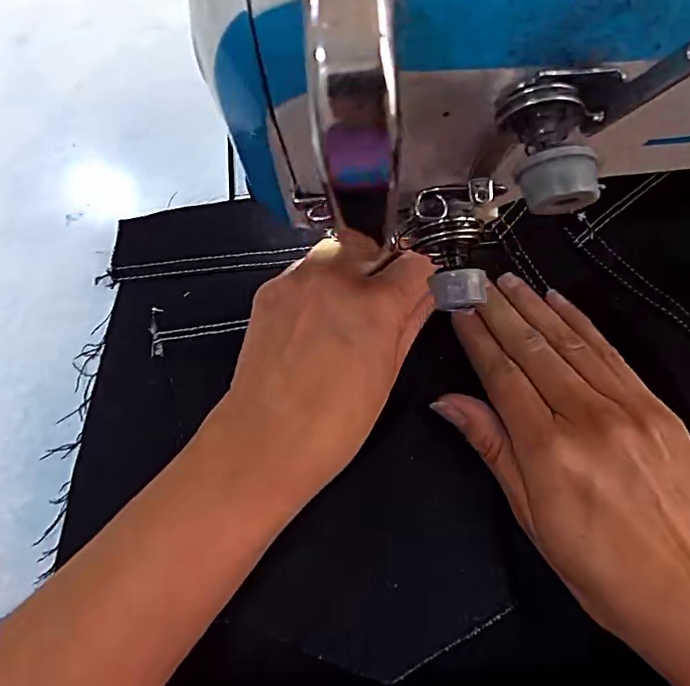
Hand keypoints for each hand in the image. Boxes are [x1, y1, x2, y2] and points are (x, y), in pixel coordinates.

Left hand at [206, 236, 435, 500]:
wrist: (263, 442)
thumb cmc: (329, 424)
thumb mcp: (389, 372)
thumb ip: (411, 321)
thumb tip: (426, 295)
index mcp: (376, 304)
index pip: (415, 262)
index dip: (420, 277)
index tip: (417, 288)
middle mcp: (337, 279)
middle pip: (374, 246)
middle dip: (382, 267)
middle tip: (380, 302)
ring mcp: (300, 280)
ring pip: (338, 249)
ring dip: (348, 268)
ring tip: (345, 308)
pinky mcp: (272, 287)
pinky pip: (306, 268)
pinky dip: (318, 283)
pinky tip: (316, 319)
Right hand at [435, 275, 689, 685]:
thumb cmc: (609, 573)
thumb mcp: (536, 522)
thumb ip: (494, 449)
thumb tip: (450, 405)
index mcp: (551, 452)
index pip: (503, 376)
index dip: (478, 339)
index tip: (461, 312)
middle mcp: (588, 418)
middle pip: (533, 349)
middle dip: (500, 311)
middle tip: (477, 283)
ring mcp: (626, 406)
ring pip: (569, 341)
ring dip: (535, 306)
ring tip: (510, 283)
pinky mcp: (654, 403)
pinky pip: (609, 350)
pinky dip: (581, 321)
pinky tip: (560, 302)